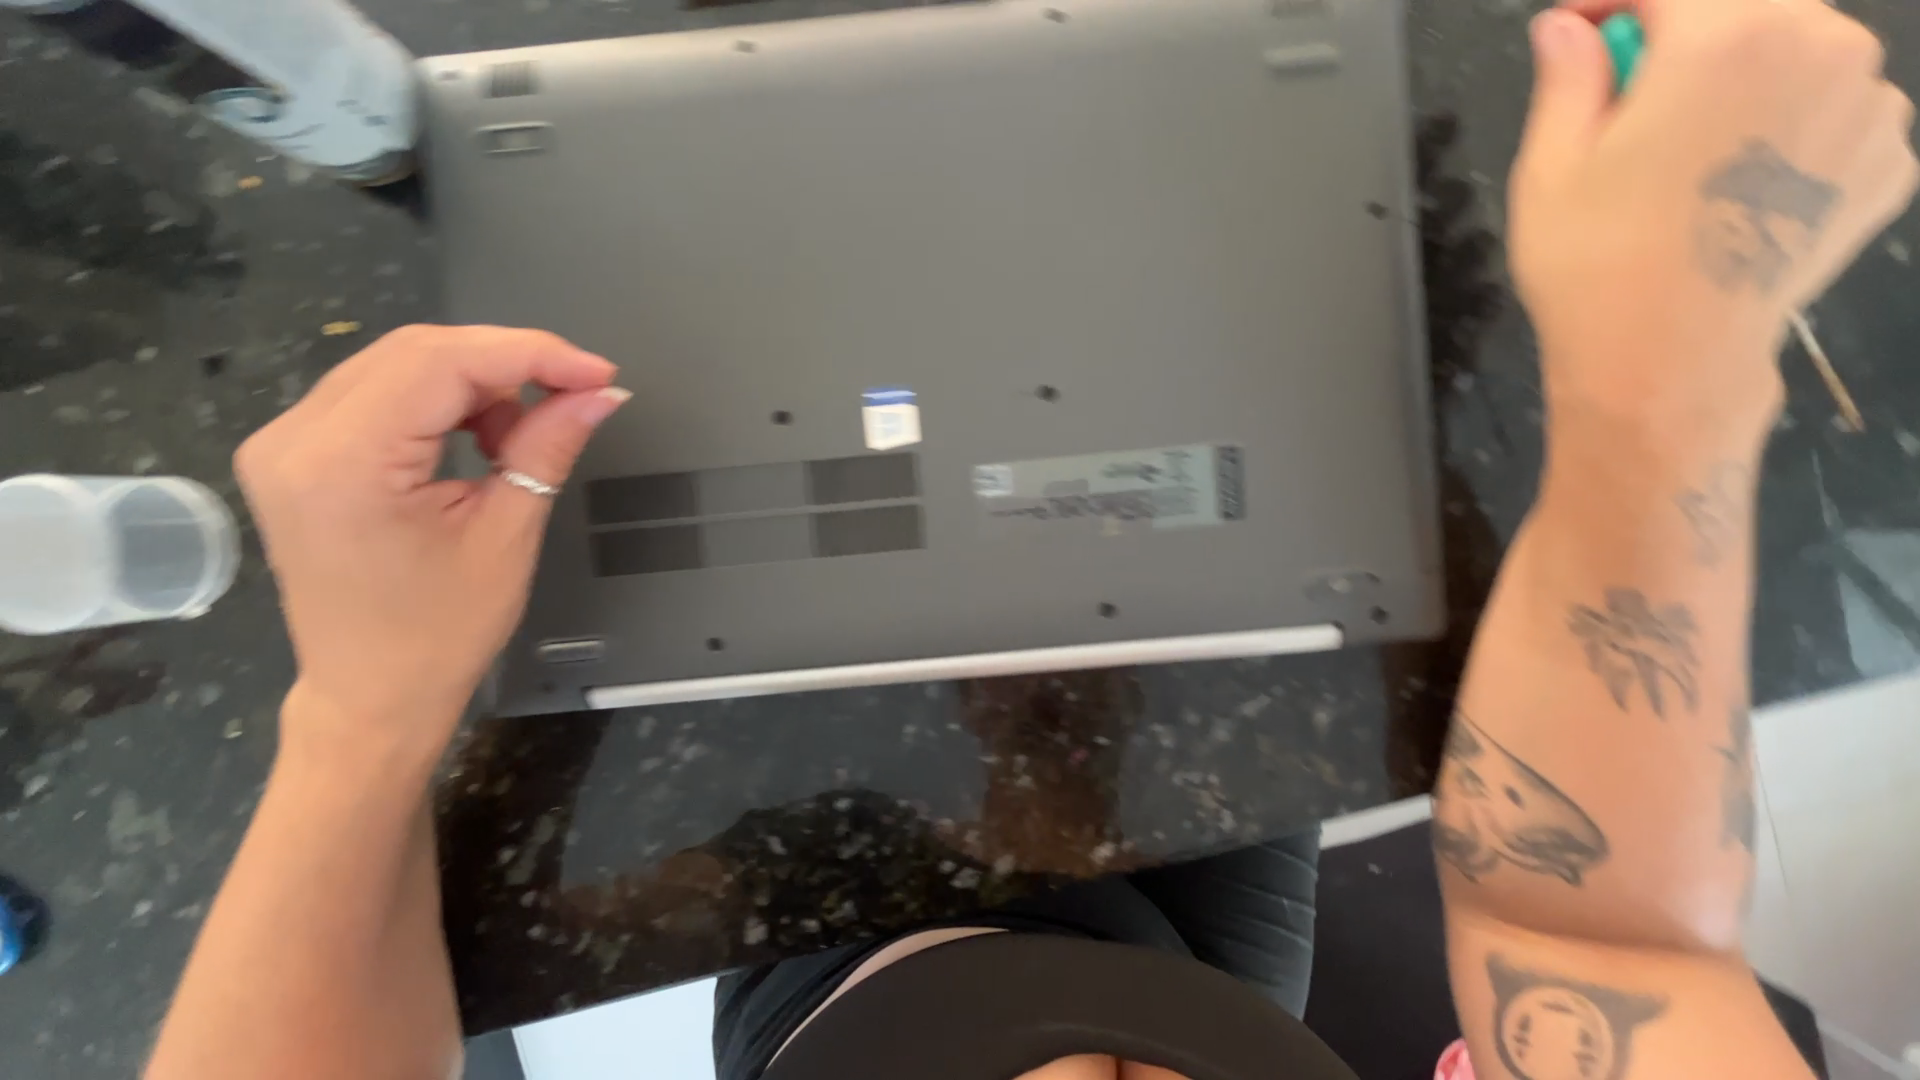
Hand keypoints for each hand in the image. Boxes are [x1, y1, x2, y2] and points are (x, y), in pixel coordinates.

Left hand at [235, 325, 628, 739]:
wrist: (372, 693)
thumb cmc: (443, 631)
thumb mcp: (509, 536)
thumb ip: (549, 448)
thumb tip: (602, 394)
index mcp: (343, 464)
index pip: (441, 363)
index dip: (530, 353)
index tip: (597, 372)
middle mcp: (295, 437)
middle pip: (416, 351)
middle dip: (509, 361)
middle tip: (577, 390)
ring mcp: (286, 441)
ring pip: (399, 365)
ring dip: (479, 381)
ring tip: (528, 430)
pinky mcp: (298, 452)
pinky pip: (381, 393)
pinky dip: (445, 400)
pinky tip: (483, 436)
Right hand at [1510, 0, 1915, 437]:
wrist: (1665, 358)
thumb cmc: (1591, 265)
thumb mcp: (1548, 170)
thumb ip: (1567, 80)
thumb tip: (1566, 28)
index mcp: (1728, 40)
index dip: (1612, 3)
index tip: (1576, 31)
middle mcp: (1823, 47)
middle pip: (1743, 10)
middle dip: (1678, 44)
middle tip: (1623, 110)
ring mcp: (1871, 104)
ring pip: (1796, 56)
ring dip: (1735, 82)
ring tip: (1679, 162)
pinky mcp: (1888, 157)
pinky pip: (1831, 112)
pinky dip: (1781, 128)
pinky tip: (1729, 188)